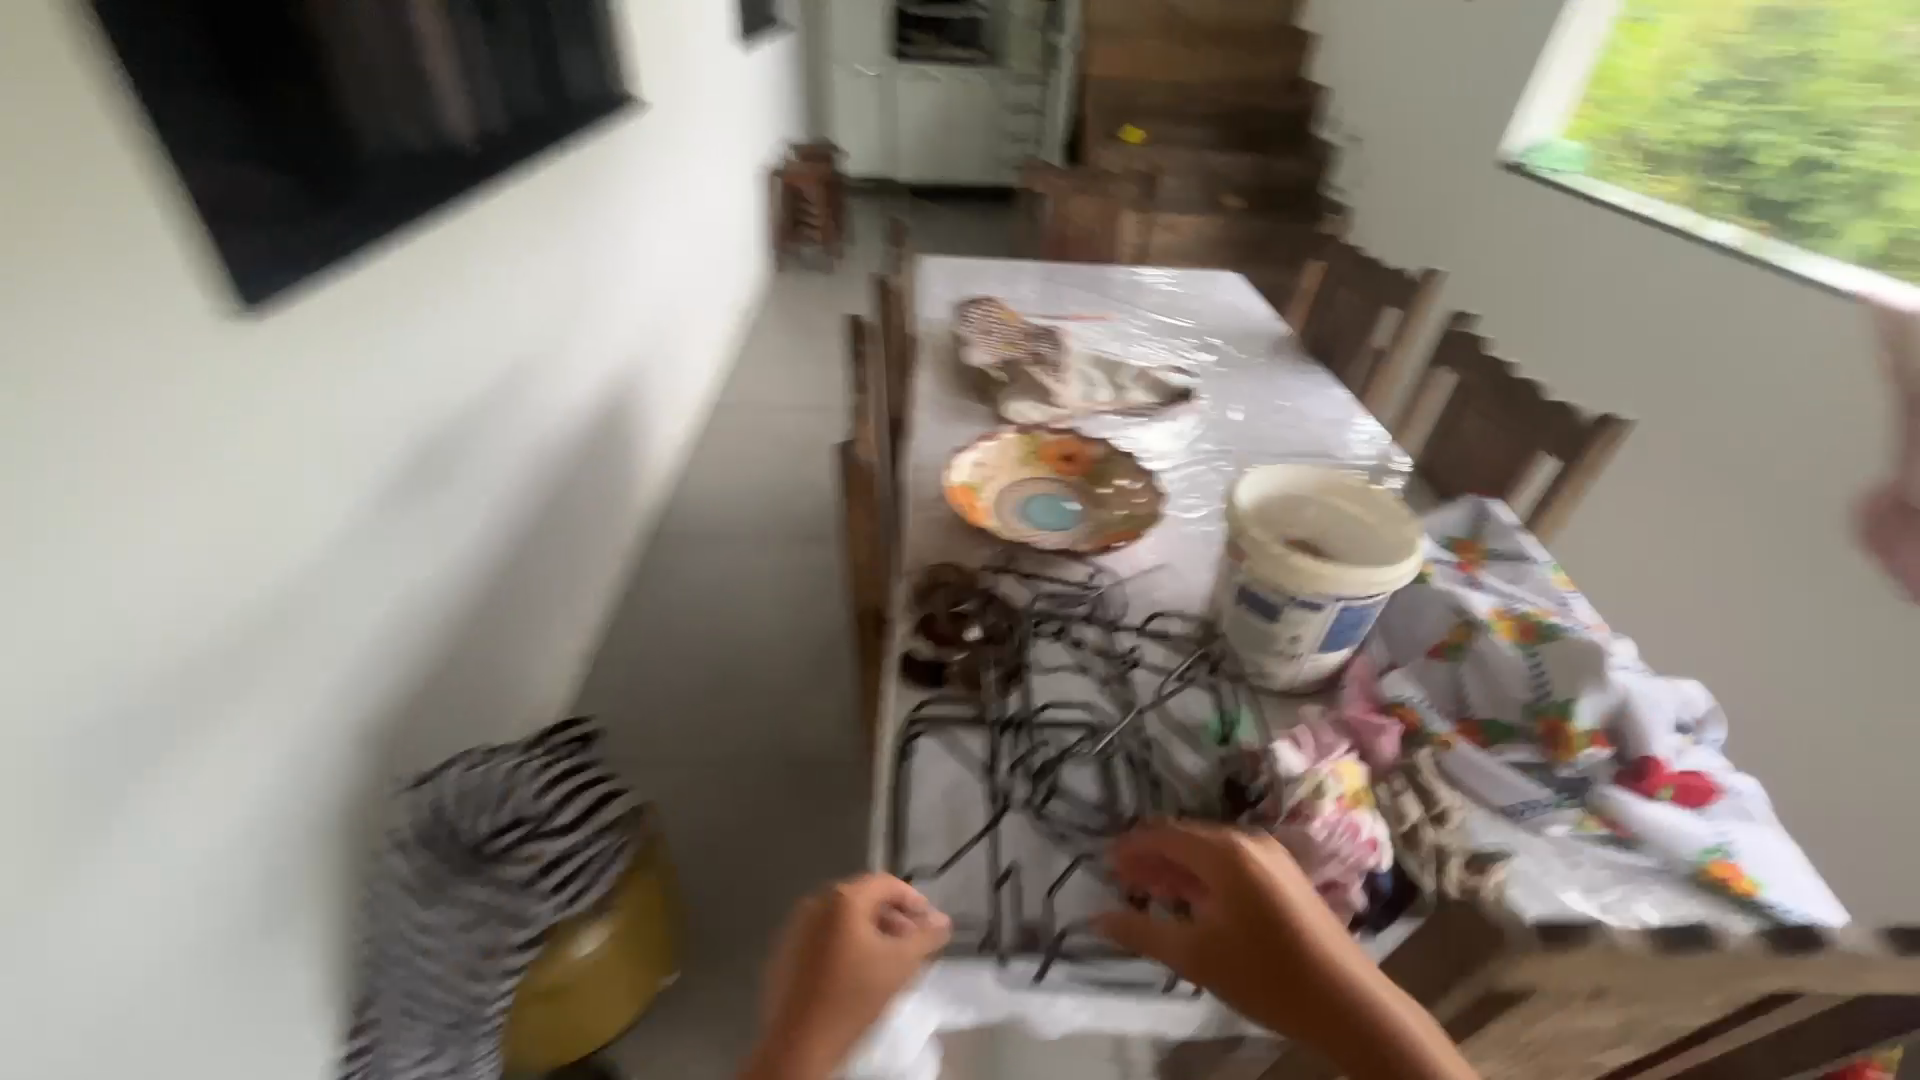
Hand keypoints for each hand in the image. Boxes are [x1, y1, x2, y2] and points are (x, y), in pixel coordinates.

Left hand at [742, 874, 950, 1079]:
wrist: (798, 1044)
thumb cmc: (853, 997)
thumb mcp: (900, 965)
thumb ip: (926, 937)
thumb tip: (943, 921)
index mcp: (843, 899)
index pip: (886, 884)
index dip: (913, 901)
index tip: (930, 924)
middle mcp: (817, 903)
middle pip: (865, 900)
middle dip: (894, 919)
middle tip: (913, 944)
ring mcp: (797, 927)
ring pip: (845, 920)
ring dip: (872, 933)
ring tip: (890, 961)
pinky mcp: (787, 952)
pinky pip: (826, 937)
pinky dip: (848, 945)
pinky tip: (860, 973)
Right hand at [1092, 822, 1476, 1079]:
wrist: (1350, 1005)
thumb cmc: (1266, 976)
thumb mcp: (1195, 957)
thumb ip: (1141, 933)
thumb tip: (1096, 919)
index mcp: (1224, 852)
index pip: (1163, 834)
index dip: (1130, 847)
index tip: (1104, 865)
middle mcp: (1247, 842)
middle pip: (1186, 839)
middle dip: (1151, 857)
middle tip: (1120, 880)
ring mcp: (1271, 857)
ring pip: (1209, 853)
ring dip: (1176, 868)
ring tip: (1148, 891)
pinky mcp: (1285, 877)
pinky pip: (1231, 865)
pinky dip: (1203, 877)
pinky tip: (1190, 902)